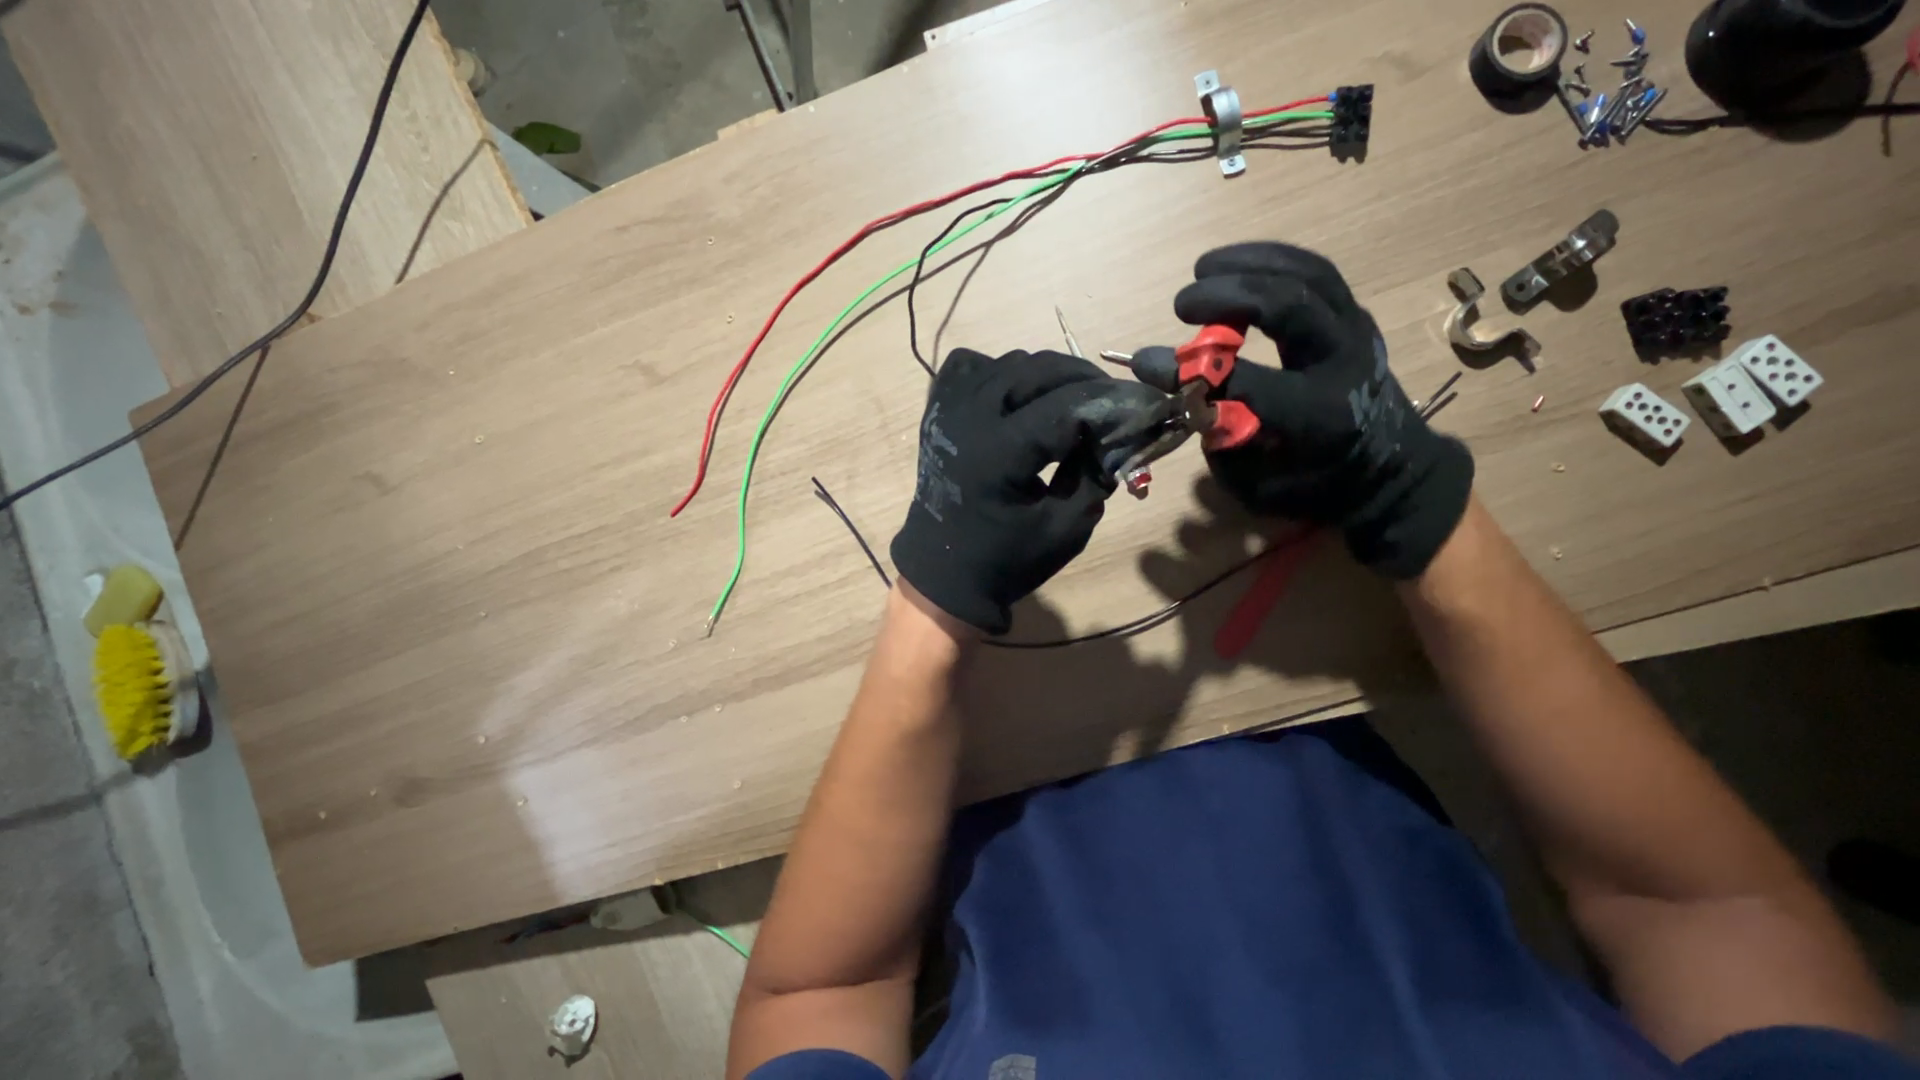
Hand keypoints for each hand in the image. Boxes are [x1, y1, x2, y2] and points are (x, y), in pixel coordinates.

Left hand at [890, 349, 1116, 633]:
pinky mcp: (937, 410)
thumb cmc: (1008, 559)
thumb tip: (1126, 432)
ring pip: (1009, 363)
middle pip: (1038, 371)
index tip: (1142, 405)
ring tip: (1074, 401)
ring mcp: (947, 410)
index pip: (1065, 406)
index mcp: (997, 455)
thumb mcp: (1067, 527)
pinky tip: (1020, 397)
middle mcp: (968, 420)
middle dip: (1084, 380)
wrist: (944, 573)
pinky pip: (972, 367)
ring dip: (1047, 375)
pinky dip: (1001, 371)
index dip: (1109, 402)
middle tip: (1112, 402)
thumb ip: (1098, 474)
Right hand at [1172, 242, 1473, 578]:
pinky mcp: (1353, 315)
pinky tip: (1233, 264)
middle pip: (1289, 306)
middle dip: (1229, 296)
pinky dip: (1270, 259)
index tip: (1145, 361)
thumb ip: (1223, 441)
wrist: (1391, 471)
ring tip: (1202, 269)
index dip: (1191, 370)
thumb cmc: (1314, 483)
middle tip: (1180, 305)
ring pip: (1306, 274)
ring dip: (1249, 263)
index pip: (1247, 381)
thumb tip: (1190, 393)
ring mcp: (1355, 331)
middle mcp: (1342, 363)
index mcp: (1318, 415)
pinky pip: (1314, 272)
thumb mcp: (1259, 485)